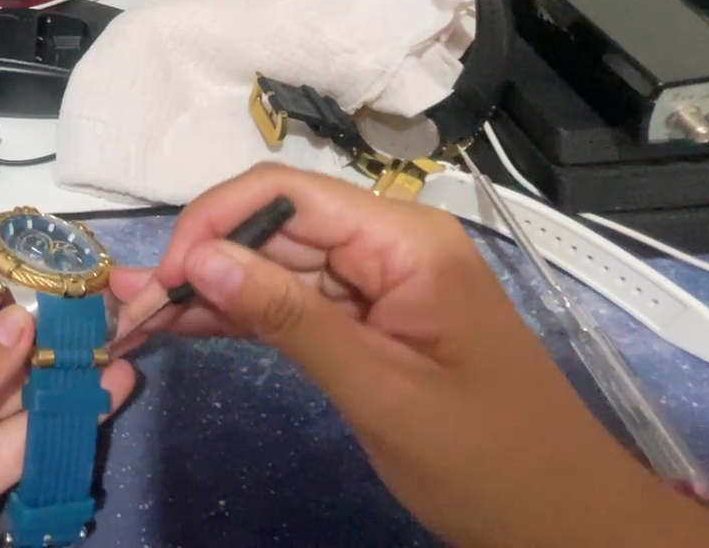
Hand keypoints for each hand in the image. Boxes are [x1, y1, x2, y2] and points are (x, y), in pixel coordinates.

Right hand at [110, 164, 708, 547]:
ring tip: (142, 315)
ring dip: (206, 289)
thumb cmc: (493, 464)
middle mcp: (380, 242)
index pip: (286, 194)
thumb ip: (286, 316)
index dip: (215, 221)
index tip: (168, 274)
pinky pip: (283, 300)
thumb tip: (198, 259)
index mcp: (401, 238)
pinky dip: (235, 315)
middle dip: (199, 258)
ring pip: (266, 263)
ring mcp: (367, 278)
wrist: (571, 535)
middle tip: (137, 303)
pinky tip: (183, 326)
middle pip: (268, 226)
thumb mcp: (381, 390)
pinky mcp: (356, 315)